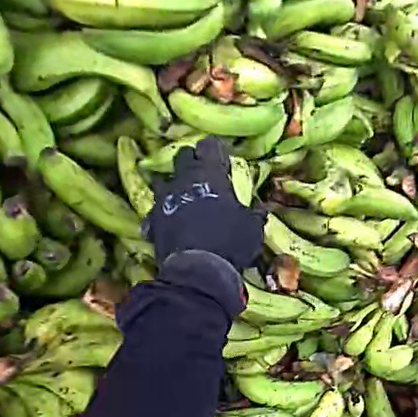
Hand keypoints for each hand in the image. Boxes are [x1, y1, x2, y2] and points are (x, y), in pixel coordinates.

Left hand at [144, 137, 262, 269]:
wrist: (199, 269)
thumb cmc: (231, 242)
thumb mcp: (252, 229)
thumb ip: (254, 215)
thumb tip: (263, 209)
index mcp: (210, 174)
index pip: (209, 147)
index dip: (215, 149)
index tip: (222, 156)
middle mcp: (184, 179)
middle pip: (183, 157)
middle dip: (191, 161)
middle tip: (202, 173)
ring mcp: (165, 198)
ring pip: (164, 180)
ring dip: (173, 186)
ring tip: (183, 196)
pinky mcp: (153, 219)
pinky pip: (157, 210)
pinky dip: (164, 214)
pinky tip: (170, 222)